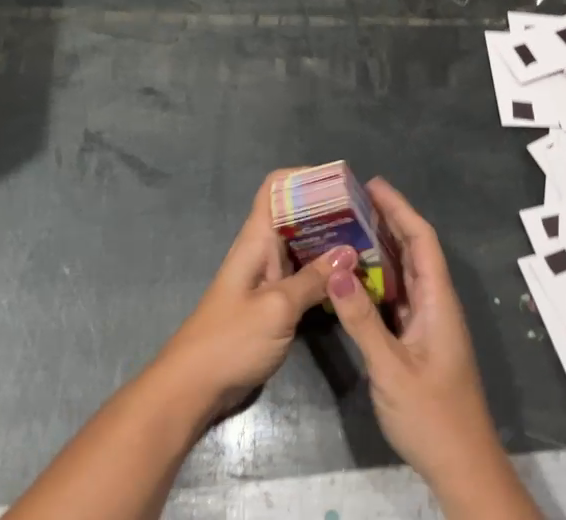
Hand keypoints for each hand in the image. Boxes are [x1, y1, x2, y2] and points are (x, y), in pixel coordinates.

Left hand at [151, 170, 359, 417]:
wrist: (194, 388)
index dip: (306, 177)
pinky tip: (354, 282)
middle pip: (296, 216)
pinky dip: (326, 275)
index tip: (342, 183)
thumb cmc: (230, 340)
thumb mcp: (277, 308)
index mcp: (256, 240)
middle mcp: (263, 252)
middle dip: (330, 211)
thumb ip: (313, 280)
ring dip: (332, 244)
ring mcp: (269, 279)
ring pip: (303, 248)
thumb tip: (349, 253)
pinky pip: (304, 278)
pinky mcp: (274, 305)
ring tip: (371, 244)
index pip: (276, 187)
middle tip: (370, 218)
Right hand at [325, 179, 501, 487]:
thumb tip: (334, 269)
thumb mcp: (390, 367)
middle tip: (349, 201)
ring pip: (404, 275)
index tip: (371, 185)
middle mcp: (436, 305)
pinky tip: (351, 277)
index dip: (399, 209)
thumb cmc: (431, 415)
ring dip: (379, 250)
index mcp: (439, 302)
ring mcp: (428, 324)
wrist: (460, 464)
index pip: (422, 241)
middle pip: (414, 251)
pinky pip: (396, 299)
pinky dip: (375, 282)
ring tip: (344, 227)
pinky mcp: (417, 341)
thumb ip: (361, 319)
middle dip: (387, 221)